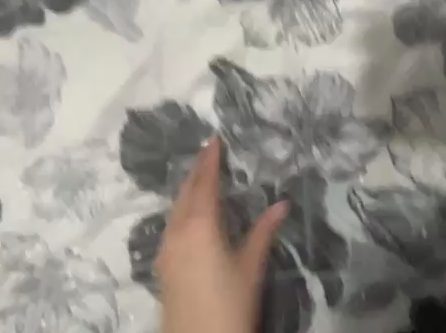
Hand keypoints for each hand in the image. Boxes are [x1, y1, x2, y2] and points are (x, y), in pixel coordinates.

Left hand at [157, 138, 289, 332]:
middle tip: (208, 151)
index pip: (205, 182)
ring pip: (175, 208)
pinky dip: (181, 209)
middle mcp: (178, 231)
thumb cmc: (229, 305)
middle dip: (196, 170)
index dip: (211, 160)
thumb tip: (283, 202)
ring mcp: (166, 250)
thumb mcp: (251, 267)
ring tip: (199, 177)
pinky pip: (170, 225)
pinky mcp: (162, 268)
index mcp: (200, 225)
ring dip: (187, 189)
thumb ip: (264, 231)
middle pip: (186, 192)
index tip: (215, 139)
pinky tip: (189, 214)